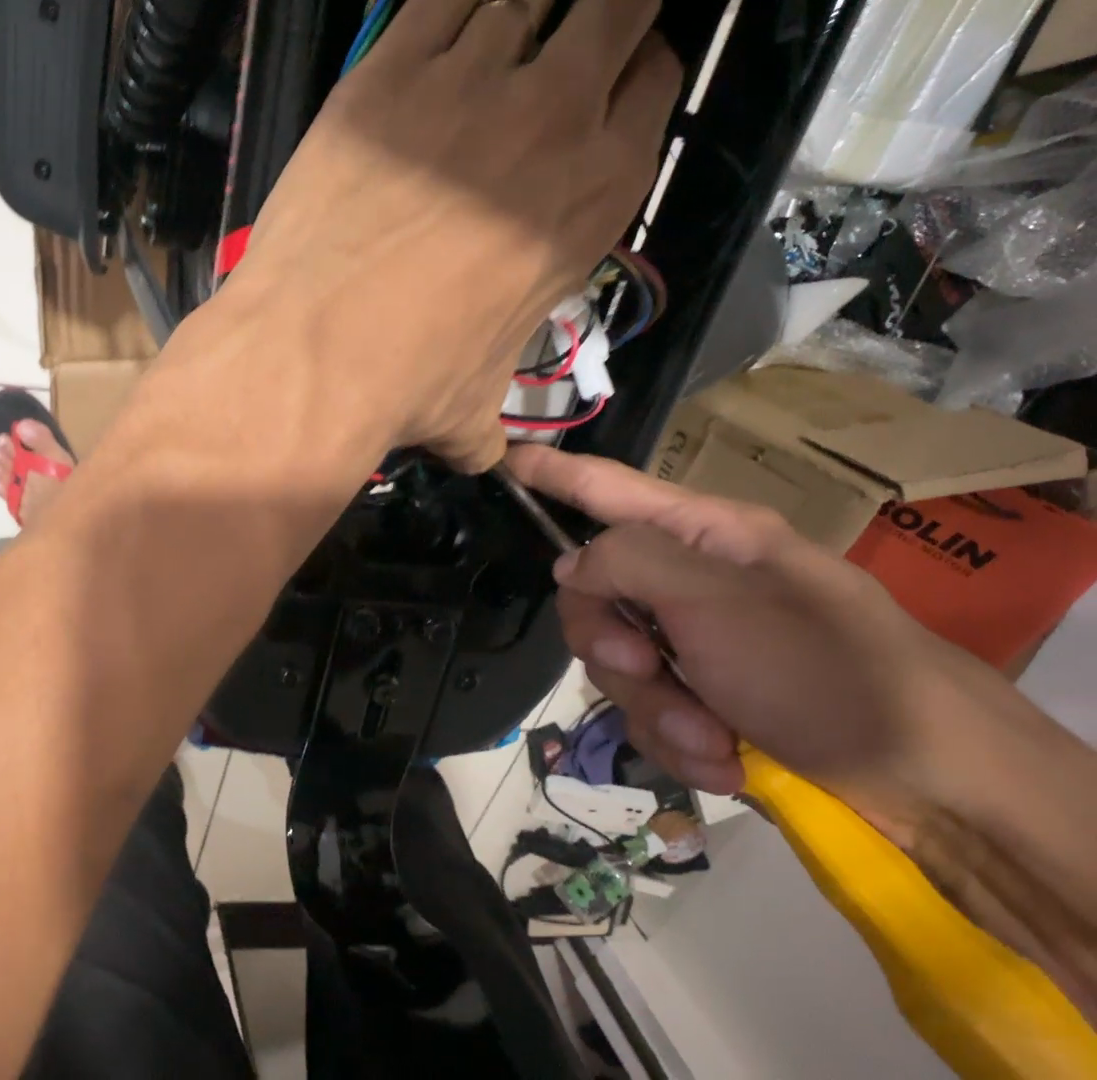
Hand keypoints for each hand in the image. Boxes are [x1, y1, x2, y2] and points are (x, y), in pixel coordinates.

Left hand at [228, 0, 680, 472]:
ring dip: (524, 7)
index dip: (635, 73)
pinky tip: (443, 14)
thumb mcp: (472, 413)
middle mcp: (553, 117)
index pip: (656, 83)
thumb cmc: (408, 384)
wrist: (314, 350)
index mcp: (599, 189)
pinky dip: (450, 1)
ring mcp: (469, 84)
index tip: (608, 81)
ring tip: (502, 32)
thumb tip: (486, 459)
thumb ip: (491, 428)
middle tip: (569, 31)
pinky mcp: (386, 74)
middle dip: (603, 13)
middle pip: (616, 11)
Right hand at [504, 444, 1024, 841]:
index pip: (611, 491)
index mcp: (706, 539)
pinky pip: (649, 716)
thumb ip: (628, 564)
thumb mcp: (716, 601)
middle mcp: (695, 587)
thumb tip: (571, 564)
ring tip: (711, 738)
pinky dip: (679, 744)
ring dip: (656, 711)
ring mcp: (699, 649)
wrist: (926, 780)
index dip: (556, 474)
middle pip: (595, 597)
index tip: (504, 459)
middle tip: (645, 669)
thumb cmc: (822, 668)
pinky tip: (724, 760)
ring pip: (617, 668)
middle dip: (610, 646)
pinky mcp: (706, 704)